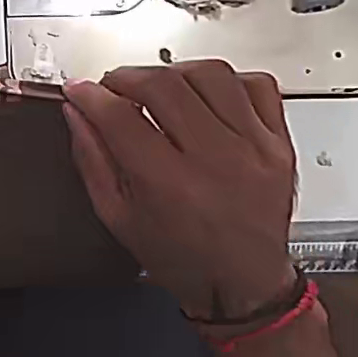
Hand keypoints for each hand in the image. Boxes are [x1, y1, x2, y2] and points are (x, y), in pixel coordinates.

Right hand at [63, 60, 297, 324]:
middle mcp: (216, 161)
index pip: (120, 117)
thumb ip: (92, 159)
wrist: (242, 284)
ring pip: (209, 75)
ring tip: (156, 87)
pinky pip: (255, 84)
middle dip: (125, 77)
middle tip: (112, 87)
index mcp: (169, 186)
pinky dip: (223, 80)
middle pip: (163, 86)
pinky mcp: (279, 143)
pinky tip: (203, 94)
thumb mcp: (117, 216)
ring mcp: (254, 149)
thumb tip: (77, 114)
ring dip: (172, 72)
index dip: (90, 95)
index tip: (79, 90)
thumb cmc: (182, 258)